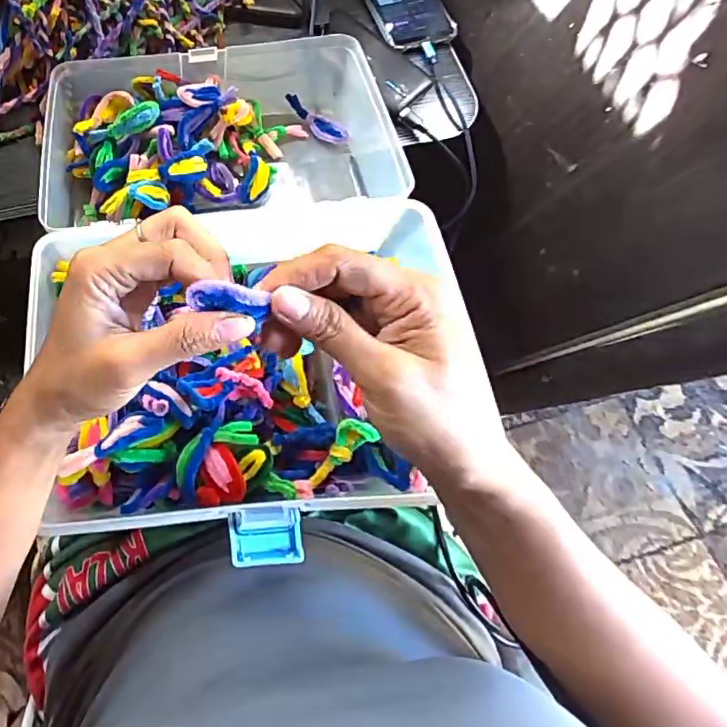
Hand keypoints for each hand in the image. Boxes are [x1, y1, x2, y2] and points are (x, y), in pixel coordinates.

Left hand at [22, 208, 254, 430]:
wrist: (52, 402)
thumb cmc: (80, 384)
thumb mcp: (132, 364)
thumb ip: (185, 339)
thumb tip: (241, 322)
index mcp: (100, 267)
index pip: (168, 249)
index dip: (204, 273)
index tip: (228, 307)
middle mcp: (109, 256)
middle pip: (173, 227)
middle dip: (206, 256)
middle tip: (224, 296)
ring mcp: (120, 267)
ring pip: (175, 240)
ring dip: (202, 266)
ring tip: (217, 302)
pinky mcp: (131, 283)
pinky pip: (170, 266)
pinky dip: (192, 279)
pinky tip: (202, 306)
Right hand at [255, 245, 510, 487]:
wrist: (467, 465)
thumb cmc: (435, 423)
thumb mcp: (380, 375)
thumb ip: (331, 330)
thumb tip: (281, 298)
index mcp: (415, 291)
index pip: (344, 262)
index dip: (296, 274)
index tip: (259, 299)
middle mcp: (405, 290)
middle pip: (335, 274)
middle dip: (294, 296)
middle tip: (263, 330)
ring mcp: (395, 310)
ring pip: (332, 295)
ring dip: (299, 313)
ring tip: (276, 345)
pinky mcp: (384, 330)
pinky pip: (340, 316)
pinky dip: (313, 328)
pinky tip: (294, 344)